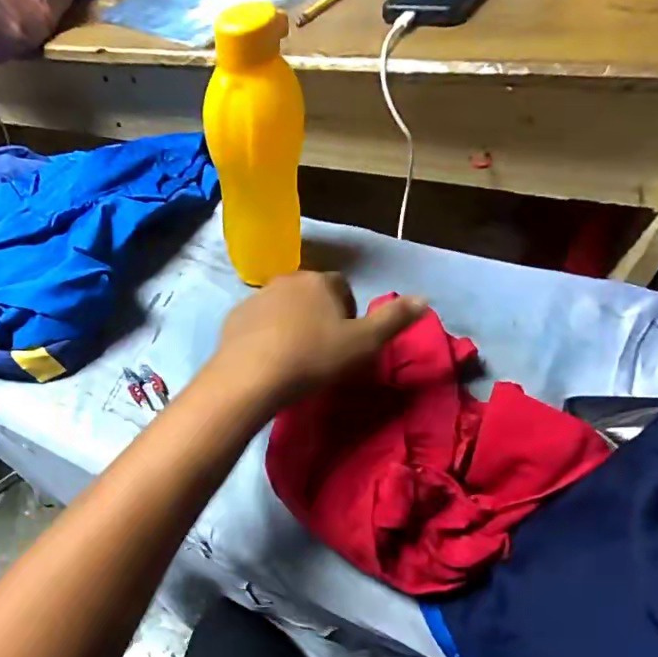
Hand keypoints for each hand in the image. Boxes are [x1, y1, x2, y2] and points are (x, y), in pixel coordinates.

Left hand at [205, 271, 426, 410]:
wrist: (251, 377)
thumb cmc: (313, 358)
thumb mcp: (364, 343)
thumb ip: (394, 319)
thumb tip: (424, 299)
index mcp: (319, 281)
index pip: (342, 286)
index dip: (349, 311)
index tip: (347, 339)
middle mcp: (285, 280)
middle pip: (310, 294)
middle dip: (318, 315)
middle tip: (322, 349)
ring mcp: (255, 298)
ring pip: (281, 307)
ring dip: (290, 323)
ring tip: (294, 356)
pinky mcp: (232, 318)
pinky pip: (256, 323)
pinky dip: (265, 334)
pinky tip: (268, 359)